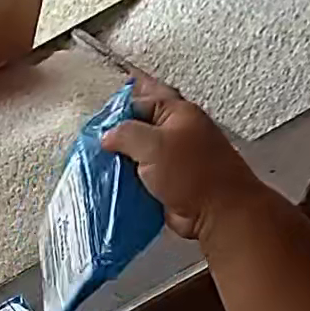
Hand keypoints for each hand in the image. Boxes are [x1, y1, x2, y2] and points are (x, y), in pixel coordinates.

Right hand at [101, 76, 270, 240]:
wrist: (216, 213)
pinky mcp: (167, 183)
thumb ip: (126, 134)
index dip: (118, 105)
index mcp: (178, 112)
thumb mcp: (153, 144)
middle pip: (139, 125)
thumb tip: (107, 136)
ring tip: (96, 162)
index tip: (96, 118)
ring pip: (138, 153)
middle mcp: (175, 132)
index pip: (142, 97)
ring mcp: (172, 159)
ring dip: (120, 159)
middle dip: (117, 132)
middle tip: (93, 139)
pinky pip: (141, 176)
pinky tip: (109, 182)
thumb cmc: (191, 173)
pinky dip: (126, 179)